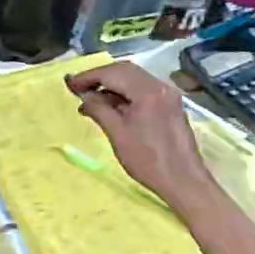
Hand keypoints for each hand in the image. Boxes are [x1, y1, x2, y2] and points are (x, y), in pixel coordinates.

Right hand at [64, 62, 218, 209]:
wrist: (185, 183)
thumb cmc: (147, 160)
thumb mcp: (116, 133)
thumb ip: (98, 108)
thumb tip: (83, 96)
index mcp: (148, 93)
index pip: (112, 73)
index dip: (87, 77)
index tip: (69, 84)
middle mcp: (161, 87)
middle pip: (124, 70)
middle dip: (99, 76)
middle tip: (78, 88)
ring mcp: (168, 96)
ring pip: (133, 78)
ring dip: (111, 83)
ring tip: (91, 97)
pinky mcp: (170, 105)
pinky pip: (142, 88)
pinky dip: (124, 91)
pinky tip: (111, 104)